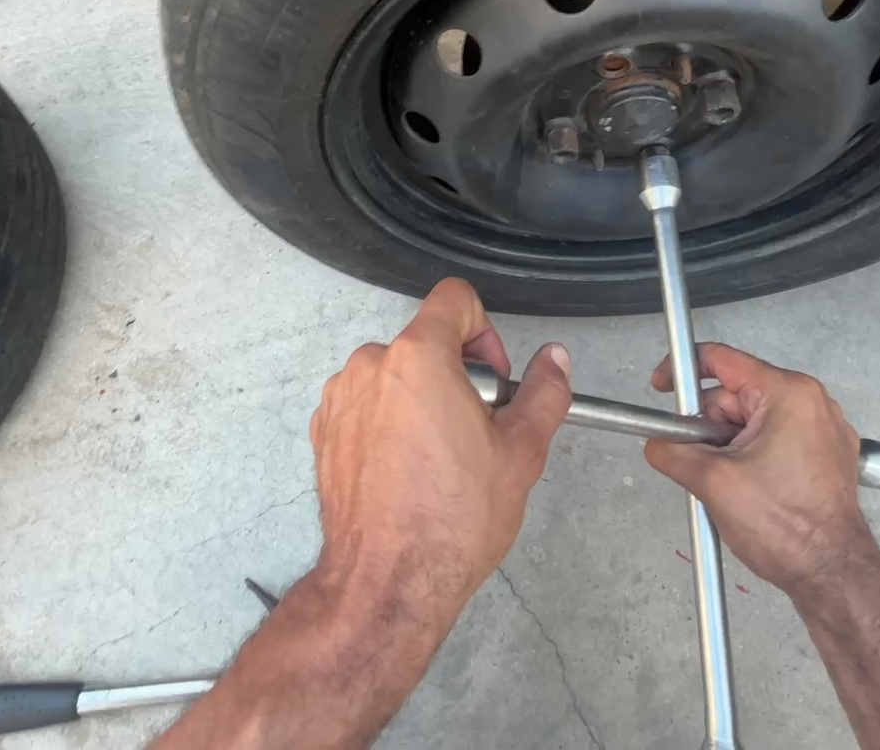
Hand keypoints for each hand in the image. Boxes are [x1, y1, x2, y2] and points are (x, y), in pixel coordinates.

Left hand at [309, 279, 572, 622]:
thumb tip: (555, 359)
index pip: (455, 298)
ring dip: (422, 398)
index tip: (492, 377)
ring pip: (397, 373)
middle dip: (458, 375)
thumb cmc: (451, 518)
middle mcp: (371, 365)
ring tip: (438, 457)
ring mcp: (341, 397)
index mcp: (419, 357)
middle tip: (473, 432)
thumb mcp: (521, 451)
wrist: (387, 582)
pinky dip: (389, 420)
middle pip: (427, 341)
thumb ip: (544, 391)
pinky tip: (406, 468)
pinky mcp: (324, 429)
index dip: (485, 329)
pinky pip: (367, 402)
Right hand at [642, 344, 875, 593]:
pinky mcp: (824, 454)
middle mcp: (811, 403)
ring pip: (749, 421)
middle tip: (706, 462)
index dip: (680, 371)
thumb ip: (671, 449)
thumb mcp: (710, 480)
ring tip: (732, 484)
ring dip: (728, 447)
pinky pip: (771, 439)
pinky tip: (749, 488)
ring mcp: (822, 429)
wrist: (832, 578)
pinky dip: (750, 456)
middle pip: (732, 395)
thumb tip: (657, 442)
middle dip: (709, 427)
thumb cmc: (790, 529)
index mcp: (788, 393)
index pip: (720, 359)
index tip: (662, 388)